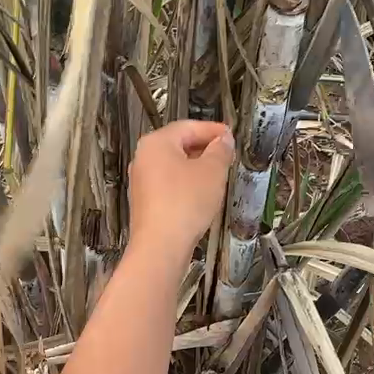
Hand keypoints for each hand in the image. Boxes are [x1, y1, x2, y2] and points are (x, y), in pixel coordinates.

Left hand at [127, 120, 234, 257]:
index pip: (188, 127)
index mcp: (156, 143)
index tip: (231, 136)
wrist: (161, 246)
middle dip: (205, 149)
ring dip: (197, 169)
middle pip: (178, 145)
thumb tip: (223, 140)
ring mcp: (142, 182)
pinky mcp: (146, 204)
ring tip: (219, 176)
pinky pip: (169, 186)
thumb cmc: (185, 202)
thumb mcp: (212, 171)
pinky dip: (187, 186)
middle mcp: (143, 159)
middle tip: (228, 156)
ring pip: (174, 167)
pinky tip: (202, 196)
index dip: (213, 130)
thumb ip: (220, 150)